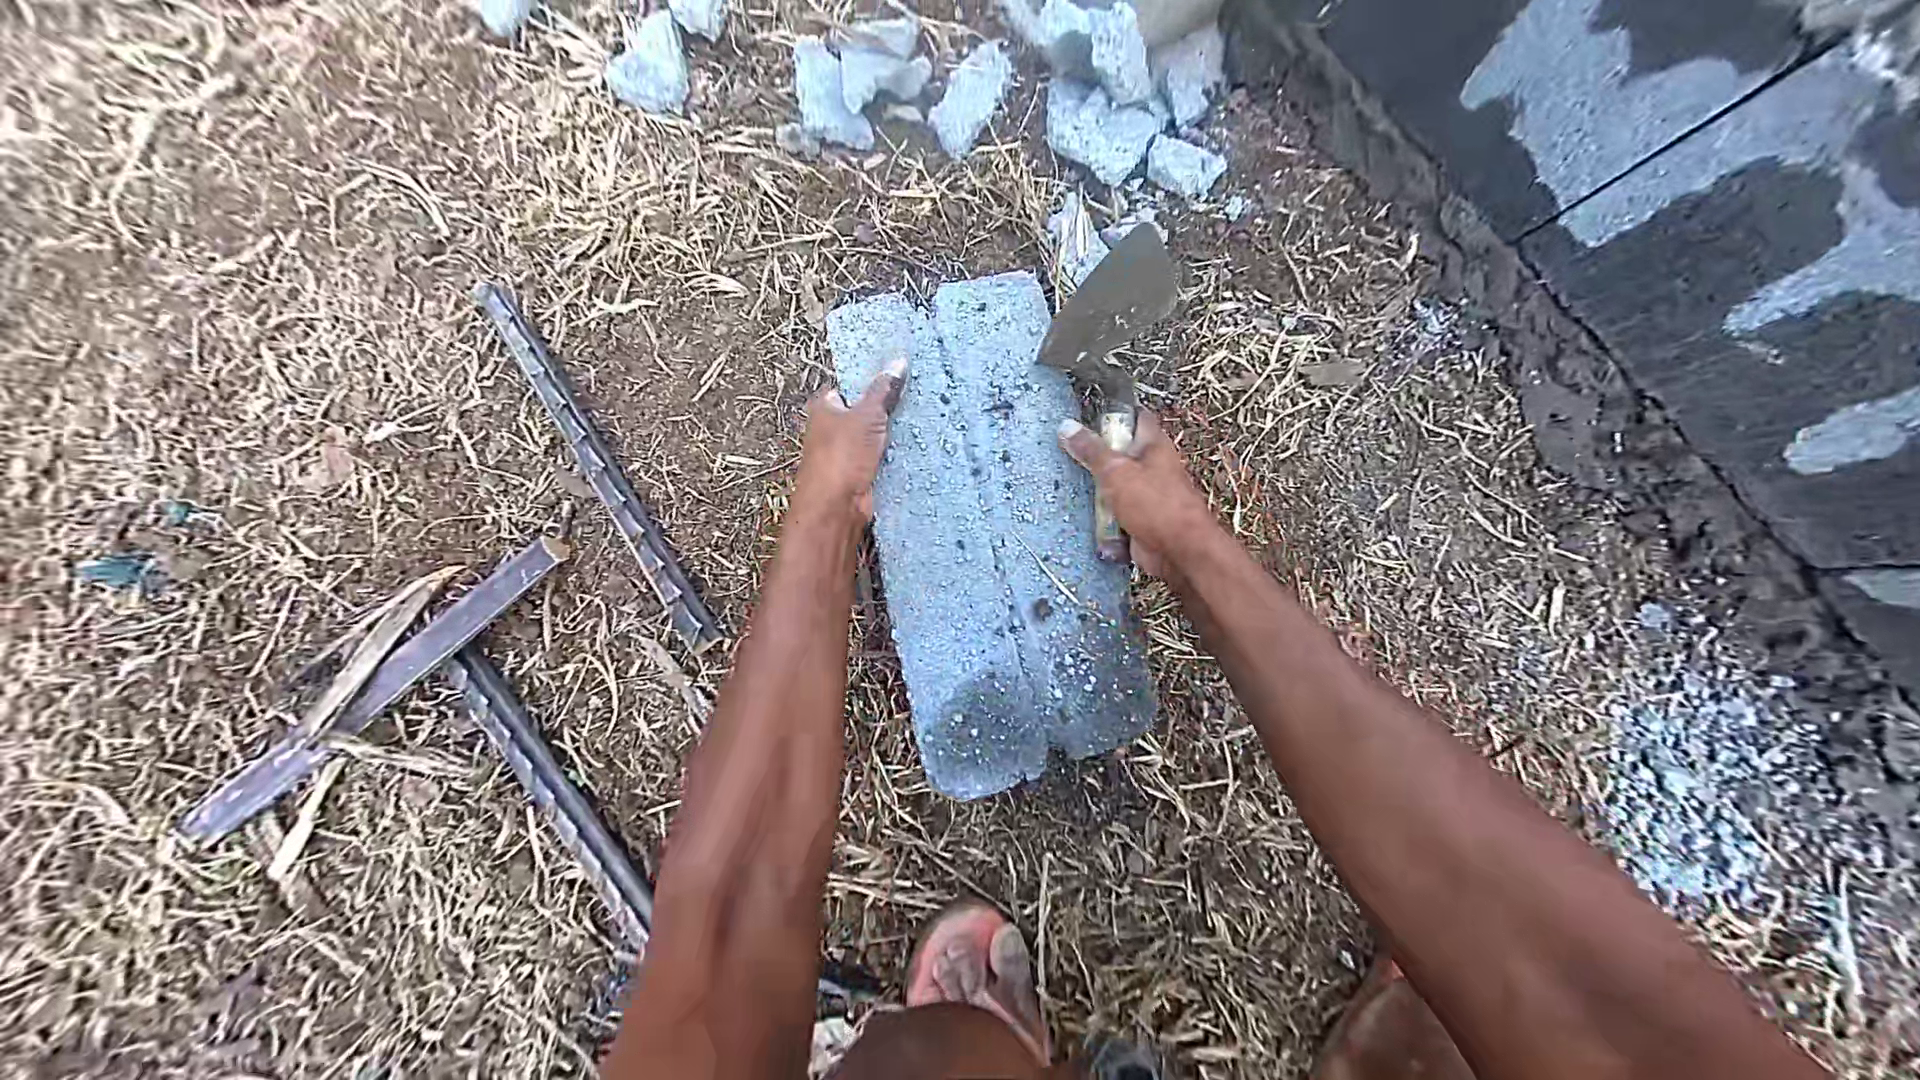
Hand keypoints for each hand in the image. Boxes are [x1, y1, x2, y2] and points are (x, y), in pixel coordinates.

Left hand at [794, 356, 908, 520]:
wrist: (837, 507)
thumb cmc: (841, 457)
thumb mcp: (866, 415)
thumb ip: (883, 390)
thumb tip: (898, 362)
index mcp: (824, 409)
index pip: (849, 386)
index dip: (871, 381)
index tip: (897, 375)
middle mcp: (832, 431)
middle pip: (866, 413)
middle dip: (887, 410)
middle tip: (914, 398)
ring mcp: (847, 455)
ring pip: (877, 438)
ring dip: (893, 436)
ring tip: (921, 421)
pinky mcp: (861, 475)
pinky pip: (883, 459)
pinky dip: (896, 456)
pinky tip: (915, 449)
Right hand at [1057, 410, 1217, 577]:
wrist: (1178, 552)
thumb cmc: (1157, 505)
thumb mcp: (1116, 471)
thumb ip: (1091, 450)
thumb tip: (1068, 427)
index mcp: (1154, 447)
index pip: (1137, 418)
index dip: (1116, 415)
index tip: (1089, 420)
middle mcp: (1153, 469)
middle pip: (1119, 457)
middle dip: (1097, 463)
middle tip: (1078, 463)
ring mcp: (1147, 497)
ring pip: (1114, 489)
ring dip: (1100, 498)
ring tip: (1087, 499)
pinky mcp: (1140, 522)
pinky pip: (1115, 518)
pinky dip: (1106, 524)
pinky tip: (1099, 524)